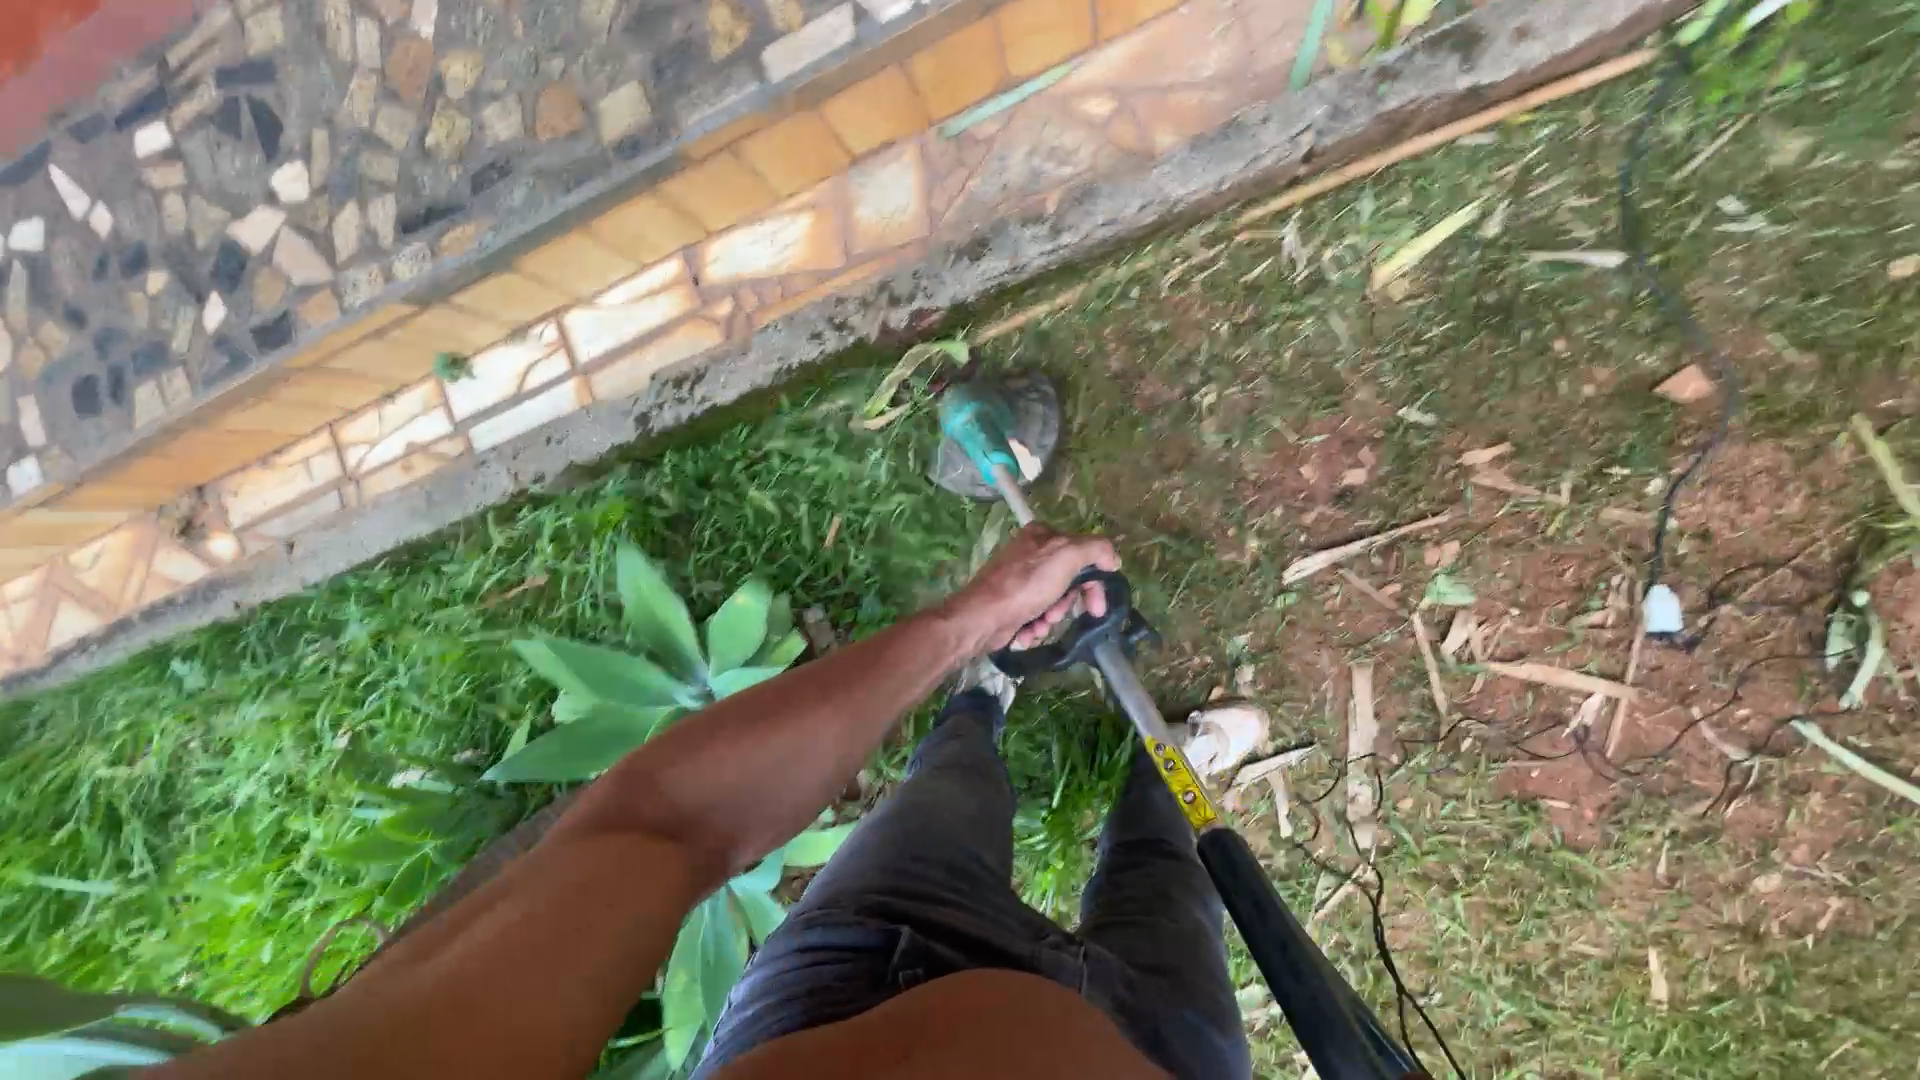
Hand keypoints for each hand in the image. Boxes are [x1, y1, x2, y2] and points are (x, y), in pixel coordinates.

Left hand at [945, 524, 1120, 652]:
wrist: (982, 617)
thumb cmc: (1025, 584)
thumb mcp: (1066, 556)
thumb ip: (1096, 549)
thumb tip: (1113, 559)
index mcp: (1043, 534)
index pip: (1083, 555)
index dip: (1093, 583)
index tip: (1097, 607)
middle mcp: (1030, 552)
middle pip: (1068, 580)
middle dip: (1066, 604)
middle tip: (1059, 616)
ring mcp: (1020, 578)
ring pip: (1053, 601)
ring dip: (1051, 618)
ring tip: (1038, 625)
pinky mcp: (1012, 601)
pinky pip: (1036, 614)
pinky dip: (1035, 626)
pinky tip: (1027, 632)